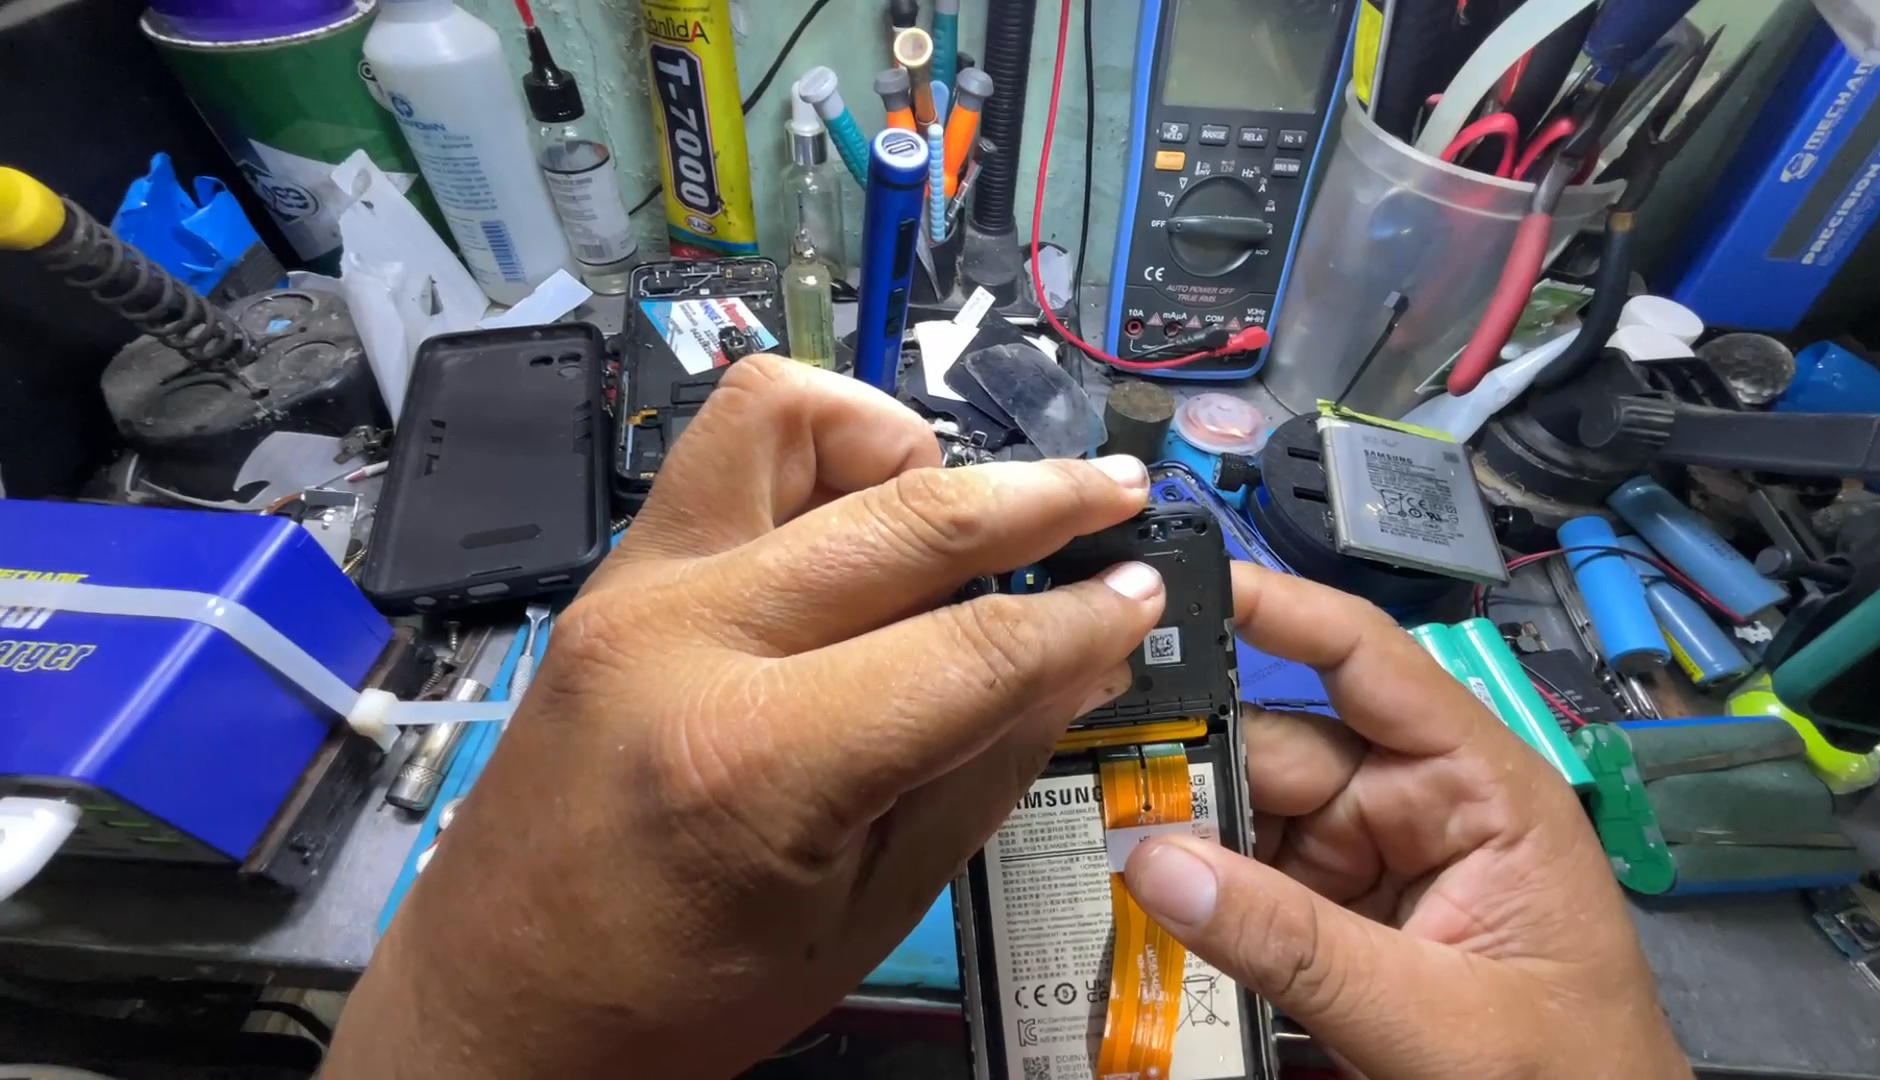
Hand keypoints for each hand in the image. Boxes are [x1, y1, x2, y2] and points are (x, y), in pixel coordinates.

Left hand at [327, 357, 1167, 1078]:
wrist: (502, 1007)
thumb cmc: (688, 992)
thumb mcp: (874, 907)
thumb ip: (987, 762)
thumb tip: (1082, 659)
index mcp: (758, 761)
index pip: (971, 650)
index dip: (1082, 617)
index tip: (1141, 594)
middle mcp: (689, 634)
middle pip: (907, 518)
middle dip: (1041, 499)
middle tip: (1113, 496)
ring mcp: (637, 582)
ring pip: (788, 413)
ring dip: (904, 444)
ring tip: (952, 511)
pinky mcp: (616, 570)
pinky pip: (727, 441)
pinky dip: (819, 444)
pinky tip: (857, 513)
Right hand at [1124, 565, 1684, 1078]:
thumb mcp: (1444, 1027)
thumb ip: (1297, 947)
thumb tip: (1151, 862)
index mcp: (1468, 779)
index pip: (1363, 658)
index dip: (1274, 608)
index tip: (1178, 586)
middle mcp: (1398, 792)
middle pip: (1268, 743)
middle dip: (1185, 756)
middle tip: (1086, 758)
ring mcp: (1349, 846)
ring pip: (1236, 802)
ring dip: (1173, 820)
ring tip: (1091, 824)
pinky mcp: (1313, 897)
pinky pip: (1230, 865)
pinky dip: (1182, 873)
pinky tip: (1128, 879)